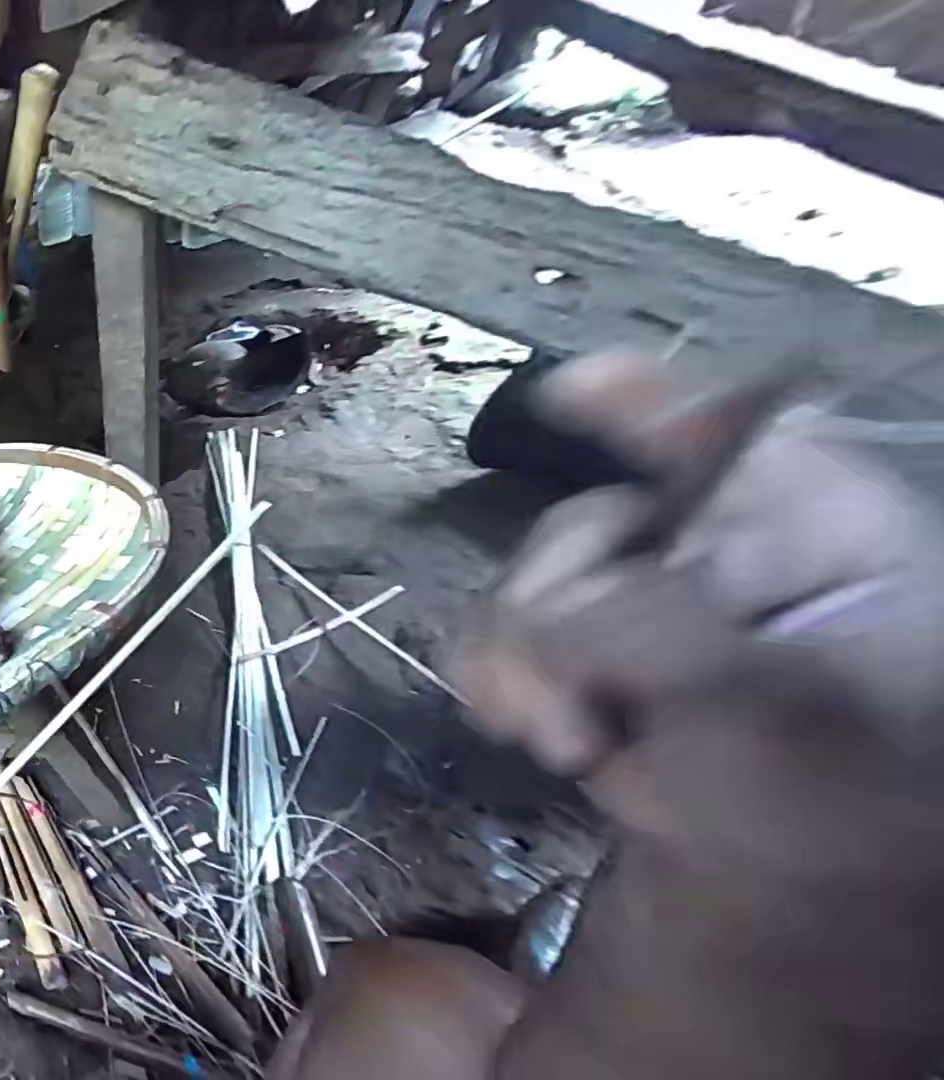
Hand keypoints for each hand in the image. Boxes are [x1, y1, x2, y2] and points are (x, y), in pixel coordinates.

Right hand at [456, 352, 943, 841]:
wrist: (782, 864)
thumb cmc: (839, 792)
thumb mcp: (784, 717)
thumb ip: (663, 640)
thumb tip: (546, 612)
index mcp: (804, 540)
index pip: (730, 440)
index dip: (645, 404)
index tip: (567, 390)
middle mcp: (700, 551)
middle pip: (572, 534)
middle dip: (550, 624)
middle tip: (569, 708)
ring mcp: (620, 596)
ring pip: (511, 591)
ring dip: (513, 667)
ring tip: (555, 736)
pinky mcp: (561, 642)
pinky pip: (485, 633)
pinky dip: (486, 676)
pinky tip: (514, 719)